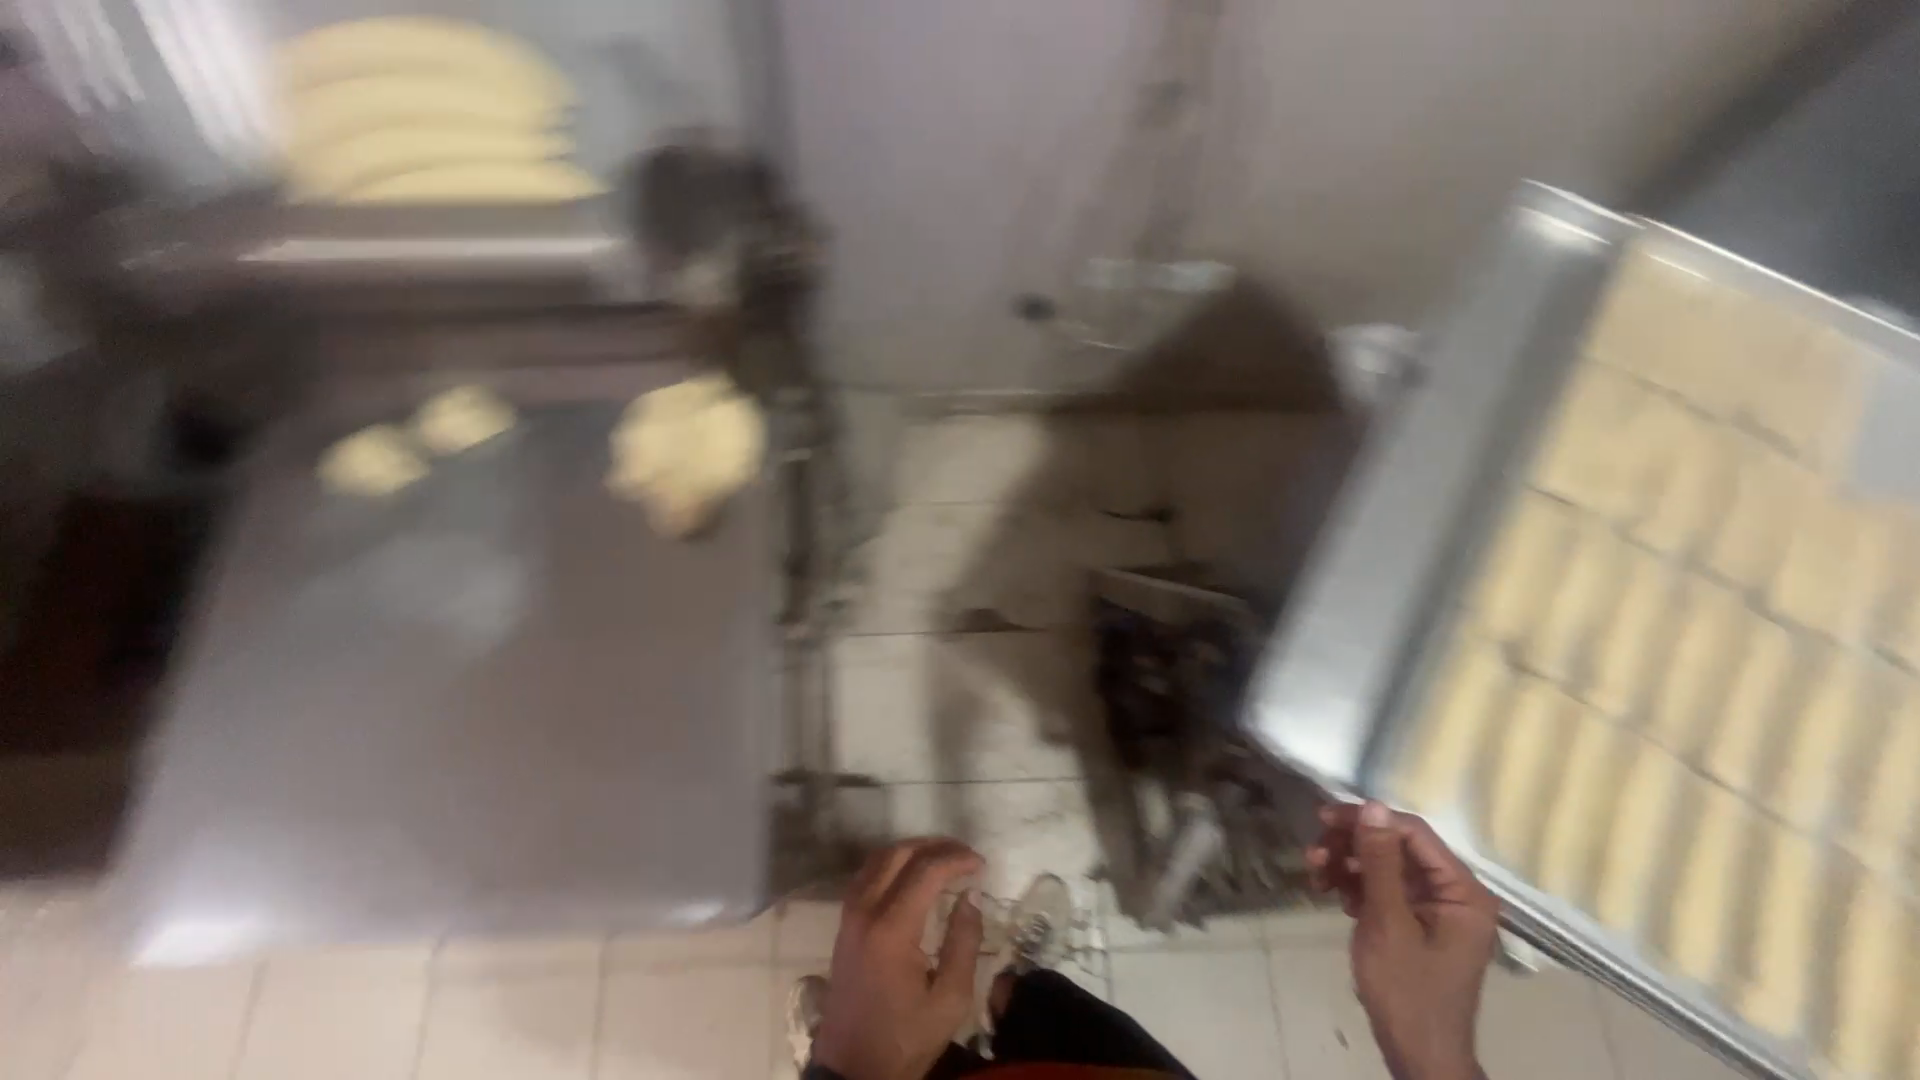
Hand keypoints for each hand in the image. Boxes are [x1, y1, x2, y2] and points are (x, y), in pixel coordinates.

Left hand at [812, 838, 984, 1079]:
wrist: (853, 1067)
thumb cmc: (905, 1038)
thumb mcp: (950, 1000)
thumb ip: (964, 942)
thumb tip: (971, 896)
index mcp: (892, 928)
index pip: (927, 870)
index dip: (957, 859)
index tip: (982, 865)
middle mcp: (865, 910)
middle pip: (899, 854)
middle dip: (936, 846)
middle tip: (966, 856)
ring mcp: (849, 915)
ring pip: (878, 859)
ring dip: (912, 850)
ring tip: (943, 859)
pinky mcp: (844, 924)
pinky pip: (866, 874)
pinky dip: (892, 863)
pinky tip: (912, 875)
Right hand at [1309, 801, 1497, 1079]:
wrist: (1417, 1053)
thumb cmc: (1407, 990)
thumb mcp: (1388, 921)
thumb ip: (1380, 862)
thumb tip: (1372, 805)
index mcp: (1462, 891)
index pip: (1413, 833)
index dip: (1367, 821)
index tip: (1322, 820)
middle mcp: (1453, 892)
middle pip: (1395, 847)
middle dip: (1352, 846)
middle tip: (1313, 853)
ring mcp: (1433, 908)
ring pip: (1383, 865)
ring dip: (1347, 864)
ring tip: (1315, 875)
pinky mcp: (1413, 921)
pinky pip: (1381, 887)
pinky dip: (1354, 885)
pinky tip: (1332, 894)